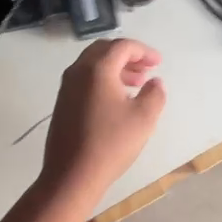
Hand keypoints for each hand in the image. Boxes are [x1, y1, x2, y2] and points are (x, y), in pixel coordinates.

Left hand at [41, 39, 166, 200]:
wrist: (72, 175)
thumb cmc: (111, 143)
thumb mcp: (144, 118)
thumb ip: (155, 94)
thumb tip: (155, 82)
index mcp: (97, 69)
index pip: (122, 46)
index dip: (143, 51)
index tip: (158, 63)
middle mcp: (78, 71)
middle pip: (104, 50)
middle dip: (128, 56)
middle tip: (146, 69)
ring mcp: (66, 87)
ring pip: (93, 65)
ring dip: (116, 69)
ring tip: (136, 84)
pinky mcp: (62, 103)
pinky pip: (85, 80)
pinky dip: (103, 80)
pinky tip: (117, 100)